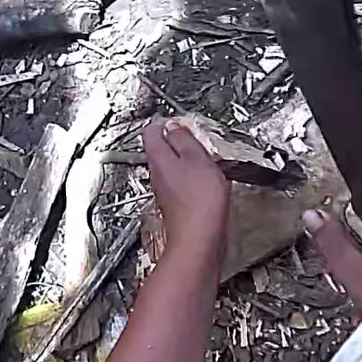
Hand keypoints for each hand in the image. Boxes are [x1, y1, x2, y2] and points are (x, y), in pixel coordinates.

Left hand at [144, 118, 230, 255]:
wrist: (201, 240)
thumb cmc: (199, 203)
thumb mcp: (196, 159)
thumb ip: (184, 140)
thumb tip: (174, 127)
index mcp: (159, 159)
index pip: (151, 132)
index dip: (165, 122)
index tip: (181, 121)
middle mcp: (158, 175)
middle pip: (162, 149)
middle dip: (179, 141)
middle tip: (197, 139)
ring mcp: (167, 191)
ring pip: (174, 167)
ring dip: (189, 160)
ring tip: (207, 159)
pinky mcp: (180, 205)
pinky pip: (185, 184)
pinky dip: (196, 178)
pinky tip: (210, 182)